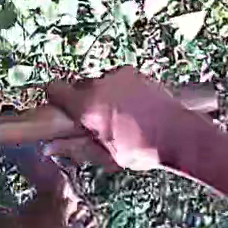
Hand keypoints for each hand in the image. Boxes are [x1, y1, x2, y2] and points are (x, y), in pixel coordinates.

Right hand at [45, 68, 204, 171]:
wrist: (179, 133)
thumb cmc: (140, 150)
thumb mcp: (105, 156)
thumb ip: (75, 148)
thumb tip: (49, 147)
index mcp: (87, 106)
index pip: (54, 89)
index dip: (53, 99)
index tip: (59, 111)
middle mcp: (99, 85)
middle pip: (78, 87)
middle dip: (81, 101)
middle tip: (93, 121)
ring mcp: (117, 75)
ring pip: (98, 82)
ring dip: (101, 95)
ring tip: (118, 115)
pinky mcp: (133, 71)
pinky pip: (117, 79)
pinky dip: (118, 89)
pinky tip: (132, 106)